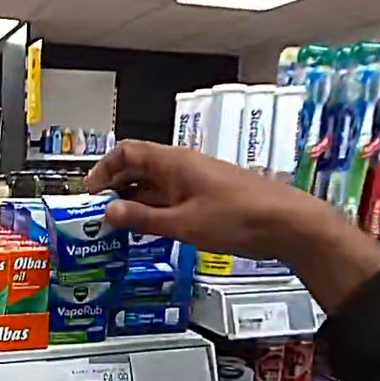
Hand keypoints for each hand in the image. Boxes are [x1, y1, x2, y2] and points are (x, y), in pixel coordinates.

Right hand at [84, 140, 379, 308]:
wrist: (290, 225)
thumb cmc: (238, 219)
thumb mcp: (182, 224)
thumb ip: (142, 218)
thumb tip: (109, 211)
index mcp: (174, 162)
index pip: (126, 152)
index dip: (103, 169)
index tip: (89, 191)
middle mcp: (184, 165)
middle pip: (139, 166)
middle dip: (115, 185)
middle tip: (99, 210)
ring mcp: (198, 180)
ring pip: (156, 183)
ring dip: (135, 199)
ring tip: (119, 223)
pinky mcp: (209, 195)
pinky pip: (172, 196)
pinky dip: (155, 208)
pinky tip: (151, 228)